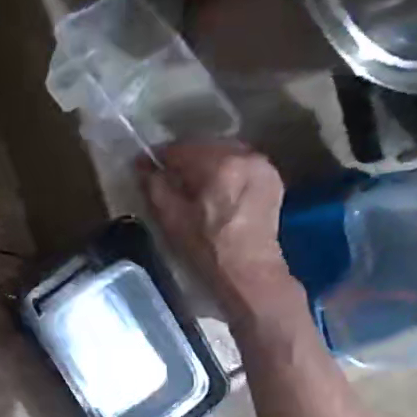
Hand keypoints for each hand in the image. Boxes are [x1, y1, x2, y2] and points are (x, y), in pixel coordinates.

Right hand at [141, 141, 296, 310]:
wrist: (250, 271)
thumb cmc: (207, 247)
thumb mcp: (170, 217)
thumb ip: (155, 185)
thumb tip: (144, 165)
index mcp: (219, 165)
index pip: (180, 149)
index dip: (158, 157)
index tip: (144, 165)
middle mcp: (245, 156)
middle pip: (204, 146)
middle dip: (183, 157)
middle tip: (166, 174)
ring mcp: (262, 165)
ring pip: (224, 151)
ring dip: (204, 161)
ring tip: (190, 180)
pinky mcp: (272, 176)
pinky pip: (240, 161)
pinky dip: (224, 167)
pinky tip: (214, 185)